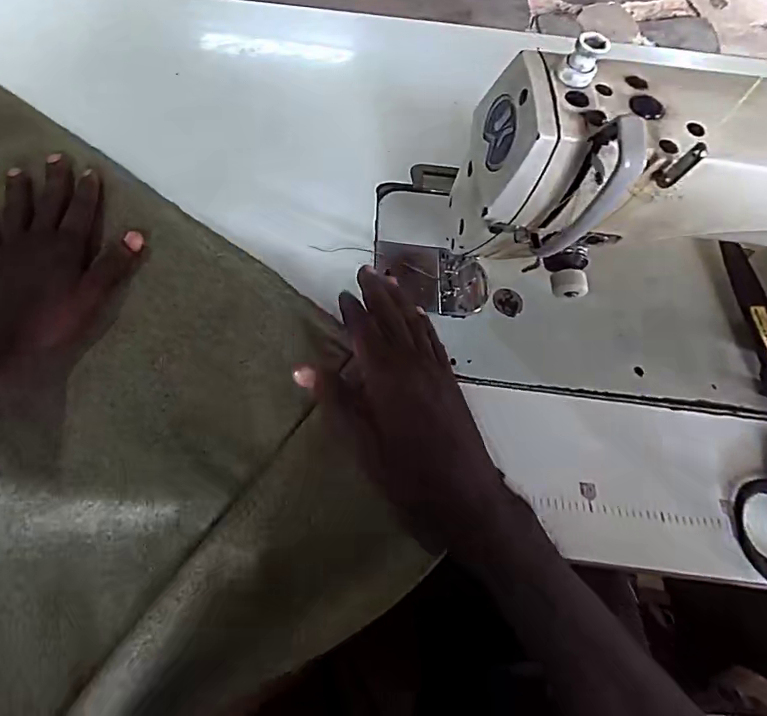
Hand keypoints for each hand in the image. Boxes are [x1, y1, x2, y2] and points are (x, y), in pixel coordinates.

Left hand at [0, 155, 144, 362]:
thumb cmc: (49, 324)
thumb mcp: (90, 299)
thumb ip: (113, 266)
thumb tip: (137, 234)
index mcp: (66, 247)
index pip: (81, 212)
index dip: (88, 191)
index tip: (90, 169)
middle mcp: (38, 239)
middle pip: (49, 203)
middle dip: (55, 179)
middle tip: (55, 156)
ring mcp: (9, 249)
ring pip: (16, 211)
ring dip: (18, 190)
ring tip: (18, 171)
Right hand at [296, 266, 514, 552]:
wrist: (465, 496)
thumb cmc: (405, 473)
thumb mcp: (361, 443)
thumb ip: (334, 400)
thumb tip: (301, 368)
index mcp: (385, 375)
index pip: (364, 331)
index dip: (351, 311)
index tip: (341, 294)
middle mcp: (410, 362)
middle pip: (391, 317)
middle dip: (376, 293)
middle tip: (363, 271)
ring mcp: (434, 368)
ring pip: (414, 322)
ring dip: (399, 299)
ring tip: (388, 278)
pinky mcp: (449, 378)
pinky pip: (433, 338)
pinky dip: (422, 320)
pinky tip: (418, 314)